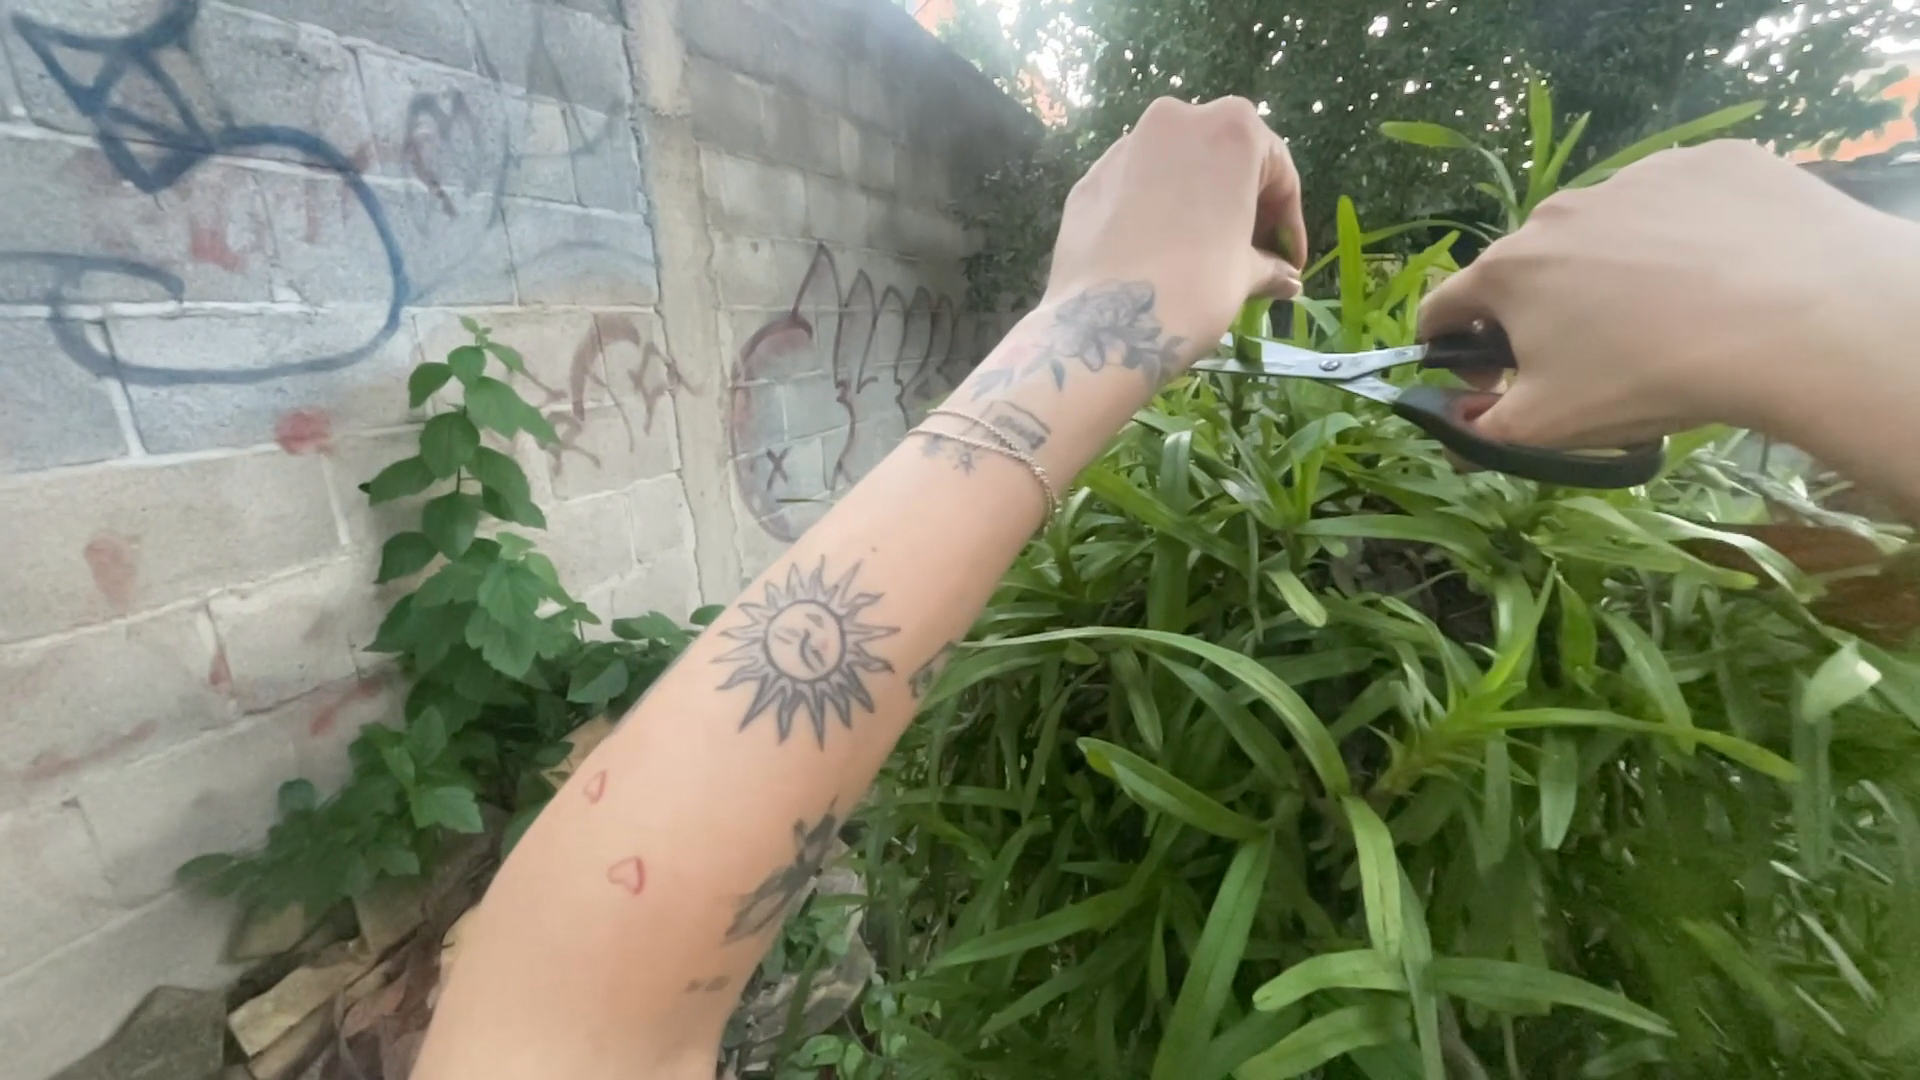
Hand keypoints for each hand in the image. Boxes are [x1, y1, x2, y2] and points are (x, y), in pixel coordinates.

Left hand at [1044, 97, 1306, 369]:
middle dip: (1238, 208)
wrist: (1107, 326)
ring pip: (1170, 173)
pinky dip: (1147, 216)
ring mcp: (1122, 149)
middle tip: (1245, 257)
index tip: (1288, 262)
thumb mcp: (1243, 276)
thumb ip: (1268, 266)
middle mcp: (1174, 121)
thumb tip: (1287, 279)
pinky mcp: (1086, 184)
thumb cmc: (1195, 291)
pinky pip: (1130, 194)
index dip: (1287, 224)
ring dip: (1190, 207)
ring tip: (1196, 256)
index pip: (1276, 174)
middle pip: (1221, 163)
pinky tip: (1152, 256)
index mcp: (1231, 128)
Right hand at [1420, 139, 1914, 448]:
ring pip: (1591, 233)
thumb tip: (1448, 435)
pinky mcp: (1712, 162)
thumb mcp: (1537, 428)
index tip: (1485, 378)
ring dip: (1595, 272)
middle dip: (1527, 313)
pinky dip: (1668, 235)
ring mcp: (1636, 178)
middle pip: (1518, 269)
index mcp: (1503, 271)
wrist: (1813, 326)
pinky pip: (1666, 202)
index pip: (1440, 307)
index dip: (1446, 349)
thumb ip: (1471, 434)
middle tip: (1574, 354)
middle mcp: (1555, 213)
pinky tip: (1706, 271)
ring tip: (1652, 312)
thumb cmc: (1645, 376)